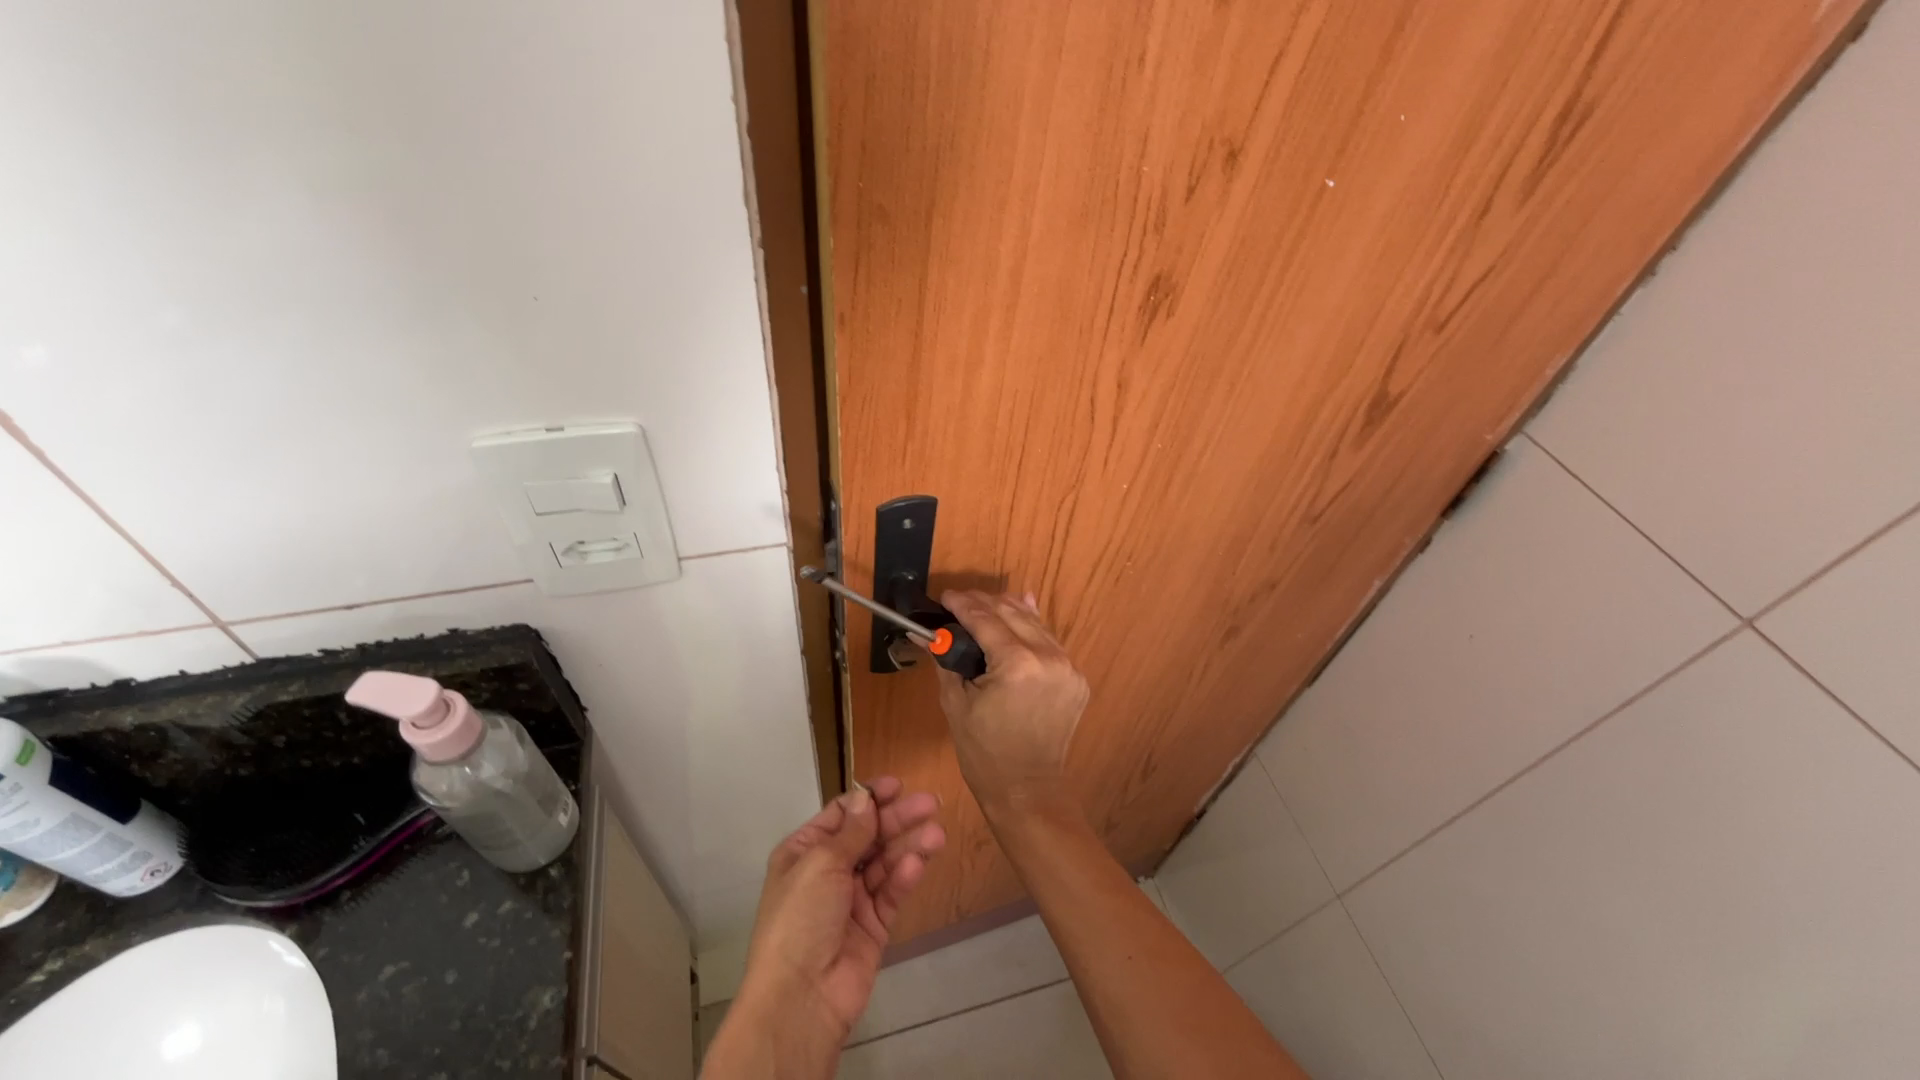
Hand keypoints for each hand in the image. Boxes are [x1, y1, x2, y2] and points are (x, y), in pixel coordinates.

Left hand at [708, 778, 943, 1077]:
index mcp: (803, 852)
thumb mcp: (819, 864)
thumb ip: (850, 832)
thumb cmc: (800, 919)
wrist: (801, 996)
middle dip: (897, 819)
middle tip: (932, 803)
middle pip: (868, 836)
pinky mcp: (874, 926)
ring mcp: (852, 900)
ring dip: (908, 846)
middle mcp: (827, 872)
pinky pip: (891, 893)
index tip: (899, 785)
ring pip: (885, 863)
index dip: (869, 799)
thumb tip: (865, 798)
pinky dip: (904, 877)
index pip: (841, 815)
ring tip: (937, 834)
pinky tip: (918, 864)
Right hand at [935, 590, 1089, 815]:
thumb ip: (945, 660)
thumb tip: (925, 633)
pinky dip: (1031, 629)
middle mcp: (1048, 658)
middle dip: (983, 603)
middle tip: (959, 601)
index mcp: (1018, 665)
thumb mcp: (956, 703)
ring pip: (1035, 623)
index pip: (985, 619)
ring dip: (1008, 611)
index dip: (962, 605)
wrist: (1027, 789)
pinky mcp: (1076, 679)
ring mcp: (1068, 668)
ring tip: (983, 606)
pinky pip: (1051, 643)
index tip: (944, 597)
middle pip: (1012, 613)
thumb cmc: (984, 752)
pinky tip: (1020, 612)